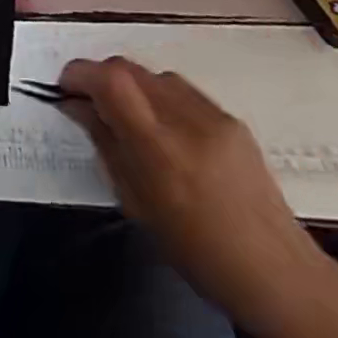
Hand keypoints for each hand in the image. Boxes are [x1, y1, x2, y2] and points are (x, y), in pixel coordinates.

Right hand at [58, 56, 328, 328]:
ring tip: (121, 116)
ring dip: (129, 85)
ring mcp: (215, 116)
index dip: (80, 74)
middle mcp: (188, 120)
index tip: (63, 89)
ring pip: (156, 75)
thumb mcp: (134, 201)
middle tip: (84, 102)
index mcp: (159, 148)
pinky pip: (182, 91)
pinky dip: (157, 96)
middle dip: (99, 76)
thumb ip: (105, 144)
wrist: (274, 269)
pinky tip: (158, 127)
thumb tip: (76, 107)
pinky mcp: (233, 119)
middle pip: (130, 68)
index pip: (112, 81)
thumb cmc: (193, 250)